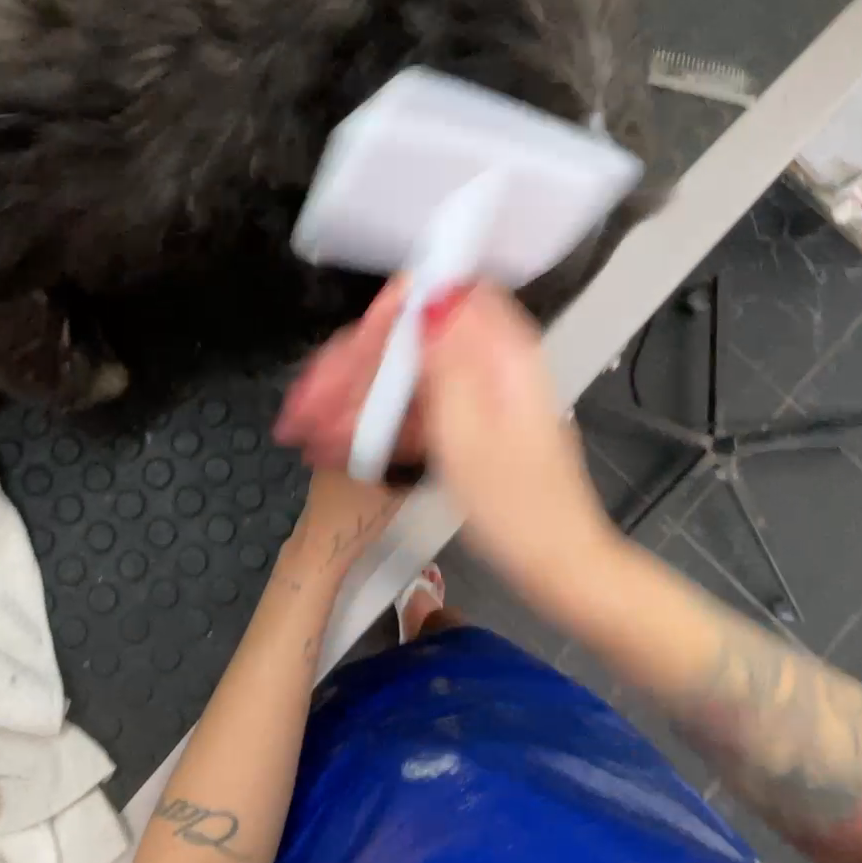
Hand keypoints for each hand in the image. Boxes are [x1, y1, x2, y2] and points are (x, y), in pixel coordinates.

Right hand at [276, 281, 615, 587]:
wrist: (555, 562)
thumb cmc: (521, 511)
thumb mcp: (471, 434)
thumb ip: (447, 363)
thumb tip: (429, 300)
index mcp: (502, 357)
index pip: (443, 299)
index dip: (391, 312)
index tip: (350, 340)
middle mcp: (489, 367)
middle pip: (408, 344)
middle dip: (351, 368)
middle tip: (306, 402)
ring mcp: (477, 397)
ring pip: (401, 379)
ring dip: (352, 401)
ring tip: (306, 430)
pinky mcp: (466, 425)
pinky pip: (412, 411)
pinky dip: (375, 425)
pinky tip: (336, 445)